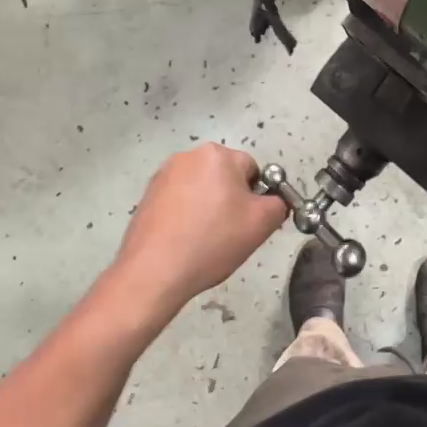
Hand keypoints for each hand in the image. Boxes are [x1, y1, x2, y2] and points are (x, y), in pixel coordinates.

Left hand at [113, 144, 287, 311]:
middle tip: (230, 233)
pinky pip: (180, 200)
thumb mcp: (261, 224)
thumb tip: (274, 201)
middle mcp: (189, 156)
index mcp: (217, 154)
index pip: (252, 170)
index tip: (249, 224)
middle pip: (225, 176)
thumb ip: (279, 205)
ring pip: (202, 188)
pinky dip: (186, 215)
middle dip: (231, 200)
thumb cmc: (212, 241)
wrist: (154, 271)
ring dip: (208, 206)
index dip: (256, 198)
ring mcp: (164, 174)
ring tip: (204, 239)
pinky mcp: (148, 195)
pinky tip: (184, 240)